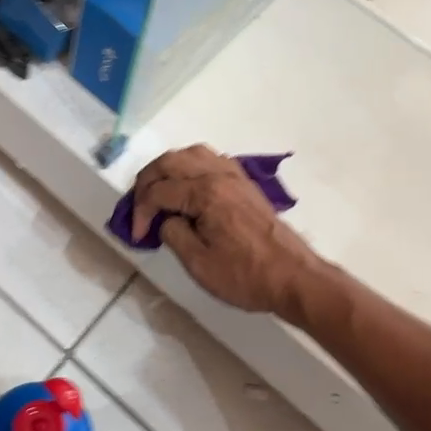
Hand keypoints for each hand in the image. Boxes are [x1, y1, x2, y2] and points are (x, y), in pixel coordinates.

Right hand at [131, 146, 326, 315]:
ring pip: (191, 153)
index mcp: (205, 192)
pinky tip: (188, 187)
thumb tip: (166, 219)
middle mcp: (218, 174)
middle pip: (171, 161)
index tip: (137, 236)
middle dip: (148, 181)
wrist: (293, 276)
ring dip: (169, 168)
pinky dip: (191, 167)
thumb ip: (174, 234)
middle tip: (139, 208)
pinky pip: (211, 160)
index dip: (141, 212)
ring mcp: (234, 176)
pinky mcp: (245, 183)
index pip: (159, 191)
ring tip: (159, 193)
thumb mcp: (199, 264)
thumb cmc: (245, 275)